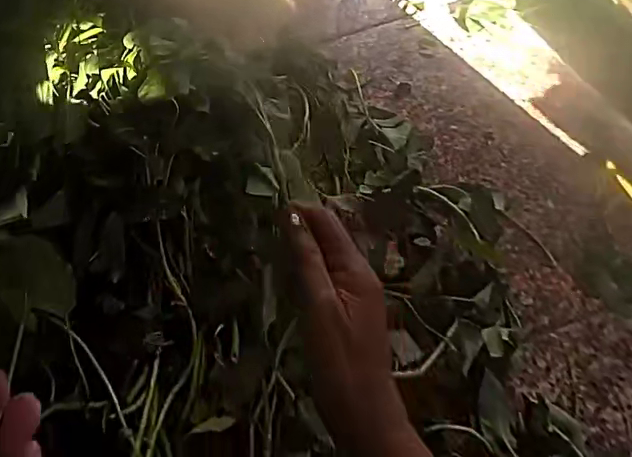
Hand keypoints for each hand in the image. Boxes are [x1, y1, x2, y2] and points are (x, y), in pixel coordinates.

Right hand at [284, 204, 428, 456]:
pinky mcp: (348, 309)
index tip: (268, 211)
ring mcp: (357, 292)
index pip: (328, 221)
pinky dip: (307, 266)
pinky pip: (326, 273)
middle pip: (329, 234)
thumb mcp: (319, 307)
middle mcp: (361, 274)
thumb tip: (292, 212)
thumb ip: (307, 258)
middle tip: (266, 228)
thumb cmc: (340, 364)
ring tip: (271, 245)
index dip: (301, 210)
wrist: (365, 420)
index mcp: (358, 269)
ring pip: (326, 254)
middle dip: (301, 225)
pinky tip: (288, 274)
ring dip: (302, 245)